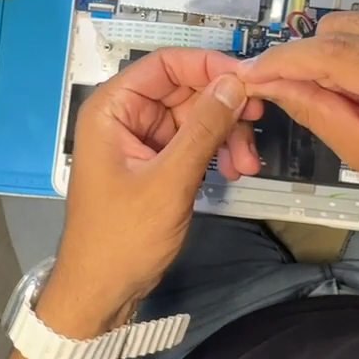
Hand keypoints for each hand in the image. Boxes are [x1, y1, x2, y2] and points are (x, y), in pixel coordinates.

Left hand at [47, 50, 261, 335]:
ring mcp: (141, 140)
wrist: (101, 293)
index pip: (165, 64)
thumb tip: (235, 83)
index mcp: (113, 108)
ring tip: (246, 166)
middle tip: (258, 126)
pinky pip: (192, 142)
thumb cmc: (123, 236)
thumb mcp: (169, 180)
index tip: (248, 80)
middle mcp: (125, 116)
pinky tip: (234, 172)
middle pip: (185, 91)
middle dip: (223, 109)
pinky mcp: (155, 162)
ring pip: (195, 117)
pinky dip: (215, 152)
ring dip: (225, 135)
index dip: (208, 66)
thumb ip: (204, 128)